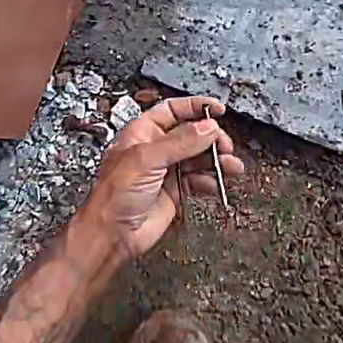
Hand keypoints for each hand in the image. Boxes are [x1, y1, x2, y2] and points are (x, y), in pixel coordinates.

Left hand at [76, 96, 243, 258]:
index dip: (195, 107)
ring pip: (197, 158)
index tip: (217, 110)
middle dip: (210, 137)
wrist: (112, 234)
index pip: (172, 111)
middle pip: (190, 134)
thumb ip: (180, 142)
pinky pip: (198, 180)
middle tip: (224, 145)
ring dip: (216, 160)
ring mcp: (164, 171)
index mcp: (141, 134)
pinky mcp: (173, 192)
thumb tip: (207, 127)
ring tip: (231, 166)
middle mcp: (154, 150)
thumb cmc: (114, 196)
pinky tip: (216, 183)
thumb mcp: (146, 159)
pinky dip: (210, 180)